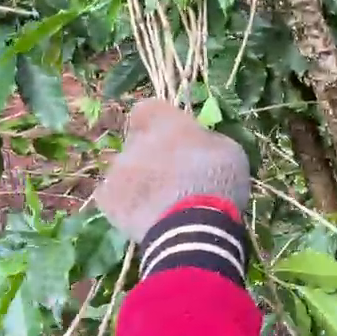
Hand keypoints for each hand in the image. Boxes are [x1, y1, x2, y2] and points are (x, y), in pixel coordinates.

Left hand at [95, 99, 250, 241]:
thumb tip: (199, 143)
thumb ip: (206, 141)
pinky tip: (153, 218)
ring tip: (169, 206)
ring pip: (128, 171)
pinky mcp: (107, 199)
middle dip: (154, 157)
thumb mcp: (229, 151)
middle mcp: (135, 140)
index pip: (150, 110)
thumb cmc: (218, 183)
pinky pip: (118, 198)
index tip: (175, 139)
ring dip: (144, 182)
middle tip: (178, 179)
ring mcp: (117, 169)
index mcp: (164, 121)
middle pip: (139, 143)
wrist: (193, 225)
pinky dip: (132, 206)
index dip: (160, 124)